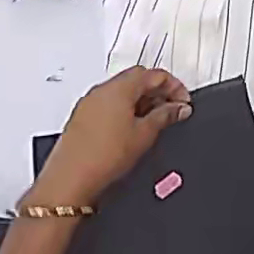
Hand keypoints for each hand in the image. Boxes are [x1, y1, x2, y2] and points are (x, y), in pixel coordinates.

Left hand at [30, 66, 191, 208]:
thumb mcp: (145, 134)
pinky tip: (134, 129)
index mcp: (119, 88)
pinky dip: (126, 109)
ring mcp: (90, 103)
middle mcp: (102, 90)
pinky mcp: (83, 117)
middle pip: (137, 79)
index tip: (183, 101)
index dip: (174, 86)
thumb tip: (178, 108)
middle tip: (173, 109)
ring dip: (142, 101)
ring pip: (123, 91)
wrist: (70, 179)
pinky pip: (109, 104)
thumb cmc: (101, 156)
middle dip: (158, 92)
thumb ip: (166, 115)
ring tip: (156, 122)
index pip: (153, 74)